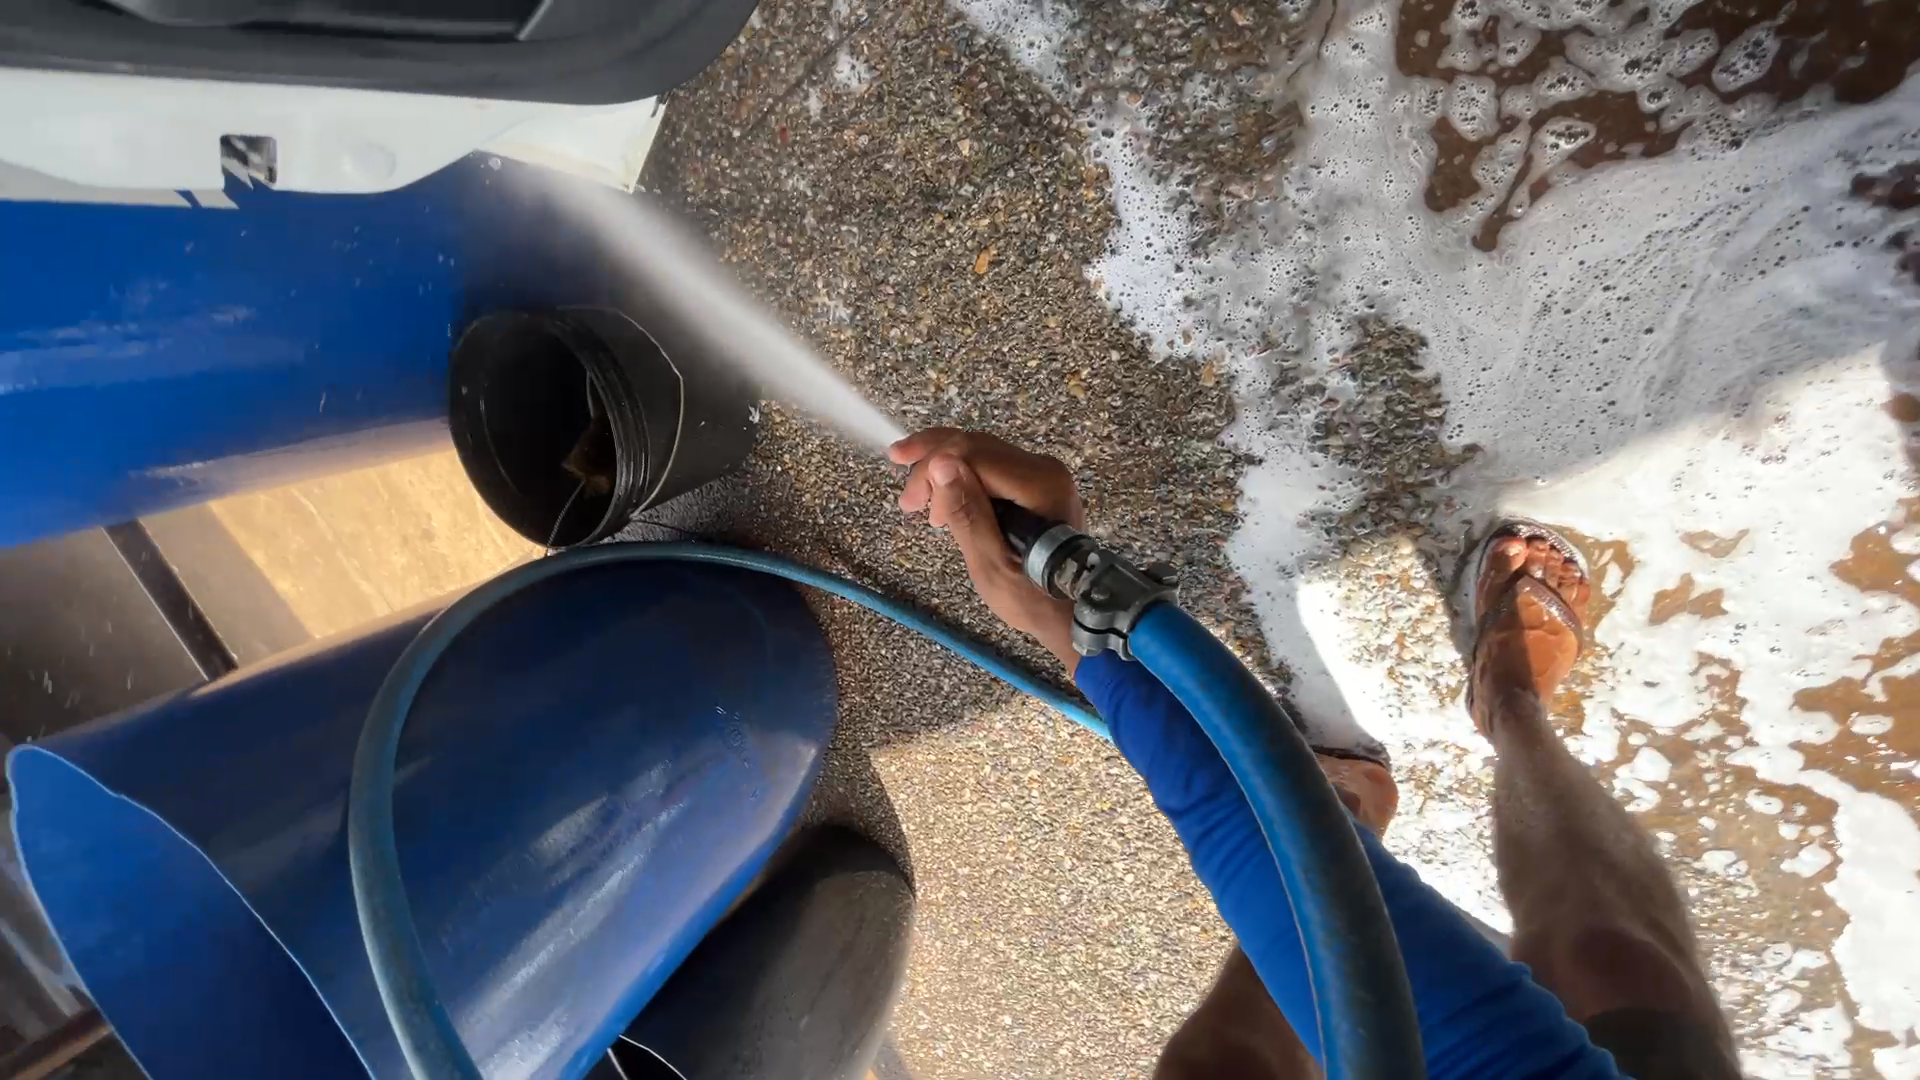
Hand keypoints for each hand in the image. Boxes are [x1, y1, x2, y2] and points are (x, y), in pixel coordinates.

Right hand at [890, 428, 1084, 672]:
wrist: (1072, 612)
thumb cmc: (1033, 597)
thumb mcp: (992, 563)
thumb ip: (967, 512)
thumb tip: (940, 463)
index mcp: (1038, 483)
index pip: (971, 453)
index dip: (932, 468)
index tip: (910, 503)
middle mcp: (1043, 468)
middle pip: (974, 445)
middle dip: (930, 462)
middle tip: (904, 495)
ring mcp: (1041, 474)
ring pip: (979, 452)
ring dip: (942, 469)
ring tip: (916, 500)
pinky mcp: (1035, 484)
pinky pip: (989, 467)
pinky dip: (961, 478)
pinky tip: (940, 495)